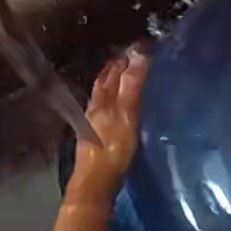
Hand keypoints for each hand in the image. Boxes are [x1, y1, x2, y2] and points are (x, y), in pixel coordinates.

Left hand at [68, 47, 148, 204]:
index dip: (124, 58)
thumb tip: (138, 54)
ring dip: (112, 84)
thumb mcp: (126, 113)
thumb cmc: (113, 148)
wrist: (95, 183)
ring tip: (124, 77)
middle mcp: (94, 108)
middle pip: (104, 82)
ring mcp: (93, 123)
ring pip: (102, 96)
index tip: (138, 47)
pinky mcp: (95, 138)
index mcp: (102, 99)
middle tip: (131, 57)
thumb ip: (132, 85)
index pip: (112, 72)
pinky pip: (103, 111)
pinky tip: (115, 107)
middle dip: (117, 68)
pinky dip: (110, 101)